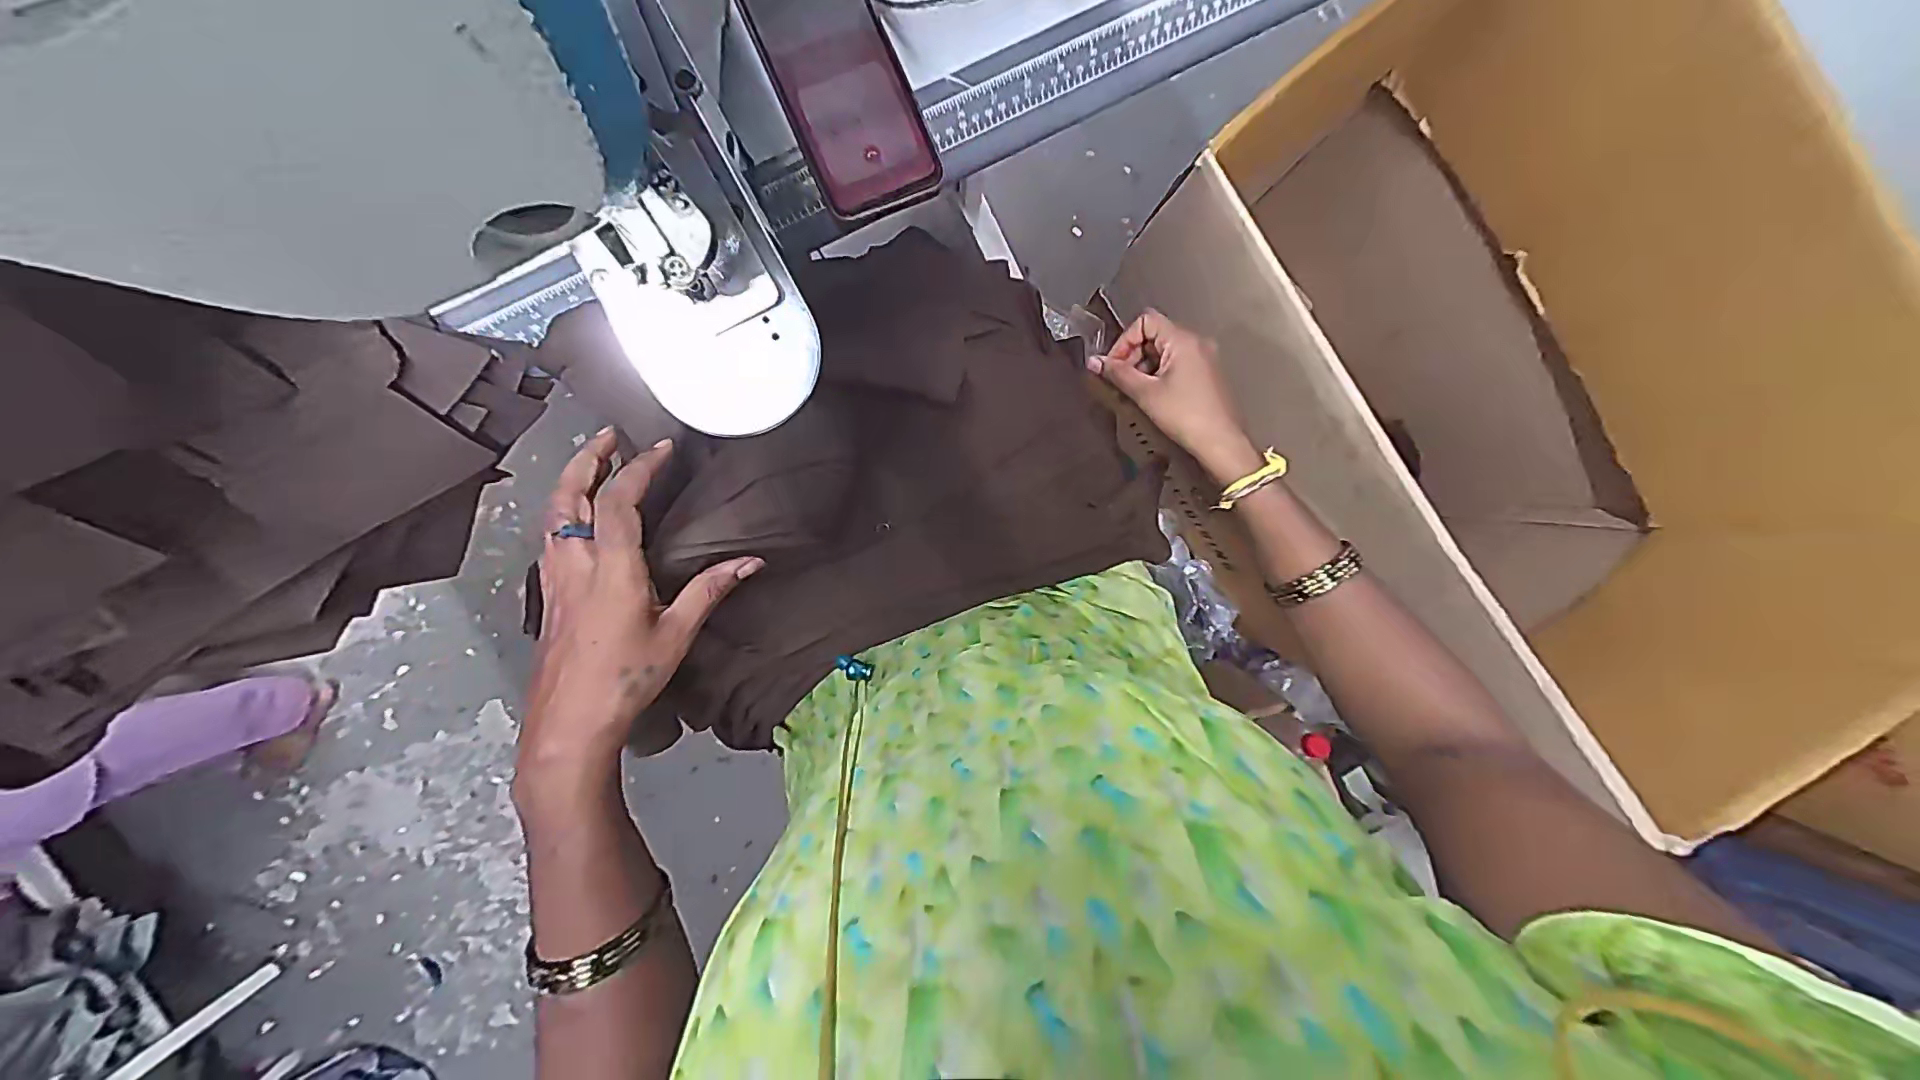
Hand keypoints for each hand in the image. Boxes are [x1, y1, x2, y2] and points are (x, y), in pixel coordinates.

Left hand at [518, 428, 761, 778]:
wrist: (570, 723)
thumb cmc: (624, 679)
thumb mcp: (677, 633)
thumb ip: (710, 590)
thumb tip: (748, 562)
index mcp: (611, 569)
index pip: (618, 501)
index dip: (639, 468)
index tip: (659, 448)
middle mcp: (575, 565)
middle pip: (569, 495)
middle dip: (588, 458)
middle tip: (608, 437)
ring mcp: (554, 579)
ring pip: (551, 515)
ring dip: (570, 482)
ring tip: (591, 467)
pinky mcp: (547, 596)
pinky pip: (548, 539)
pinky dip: (561, 513)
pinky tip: (575, 523)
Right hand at [1087, 310, 1261, 482]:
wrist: (1220, 442)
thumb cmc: (1184, 416)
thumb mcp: (1145, 394)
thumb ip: (1118, 374)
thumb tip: (1093, 362)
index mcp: (1183, 340)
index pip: (1146, 321)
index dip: (1124, 340)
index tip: (1114, 366)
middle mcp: (1196, 342)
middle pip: (1155, 334)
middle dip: (1133, 354)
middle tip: (1121, 380)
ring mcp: (1204, 357)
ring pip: (1165, 349)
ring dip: (1144, 365)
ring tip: (1136, 391)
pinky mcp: (1207, 373)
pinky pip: (1177, 362)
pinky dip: (1160, 373)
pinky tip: (1153, 395)